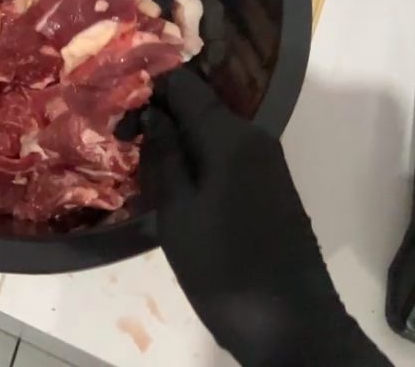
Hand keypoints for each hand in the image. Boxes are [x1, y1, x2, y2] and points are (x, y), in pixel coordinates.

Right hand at [141, 70, 389, 366]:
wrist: (296, 331)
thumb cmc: (225, 270)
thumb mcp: (178, 213)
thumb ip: (163, 154)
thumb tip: (151, 112)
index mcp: (230, 136)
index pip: (183, 84)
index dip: (147, 89)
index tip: (119, 115)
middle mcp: (253, 136)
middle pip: (198, 105)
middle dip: (161, 116)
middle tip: (126, 144)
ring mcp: (267, 160)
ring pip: (211, 130)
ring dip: (179, 139)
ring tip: (145, 165)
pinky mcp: (271, 184)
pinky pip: (227, 152)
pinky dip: (199, 157)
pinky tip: (177, 183)